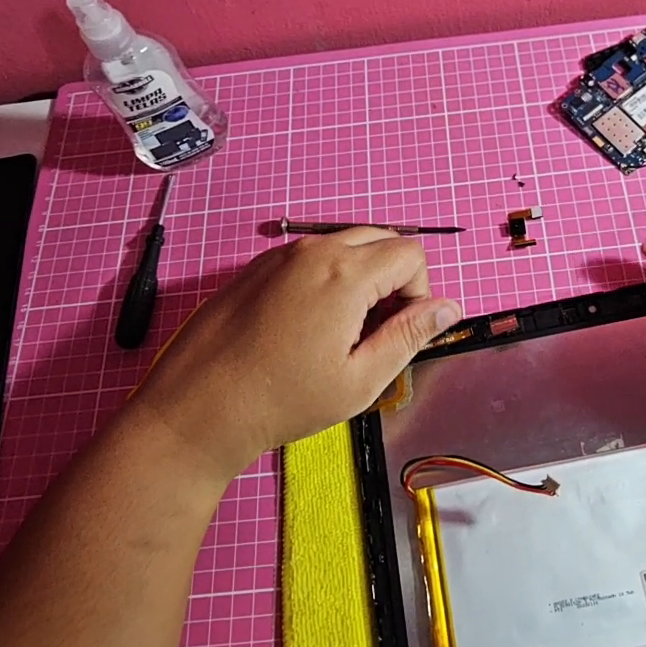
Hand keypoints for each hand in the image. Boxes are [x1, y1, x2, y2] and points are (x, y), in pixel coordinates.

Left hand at [131, 229, 461, 478]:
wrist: (197, 407)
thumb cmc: (282, 401)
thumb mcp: (359, 380)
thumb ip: (409, 335)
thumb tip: (448, 306)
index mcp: (346, 273)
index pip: (410, 253)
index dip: (417, 292)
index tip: (395, 331)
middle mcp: (315, 249)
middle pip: (381, 239)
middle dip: (392, 278)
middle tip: (371, 332)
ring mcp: (282, 254)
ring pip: (346, 244)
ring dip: (360, 276)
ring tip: (337, 332)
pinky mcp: (258, 265)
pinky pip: (311, 254)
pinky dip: (326, 276)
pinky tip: (303, 325)